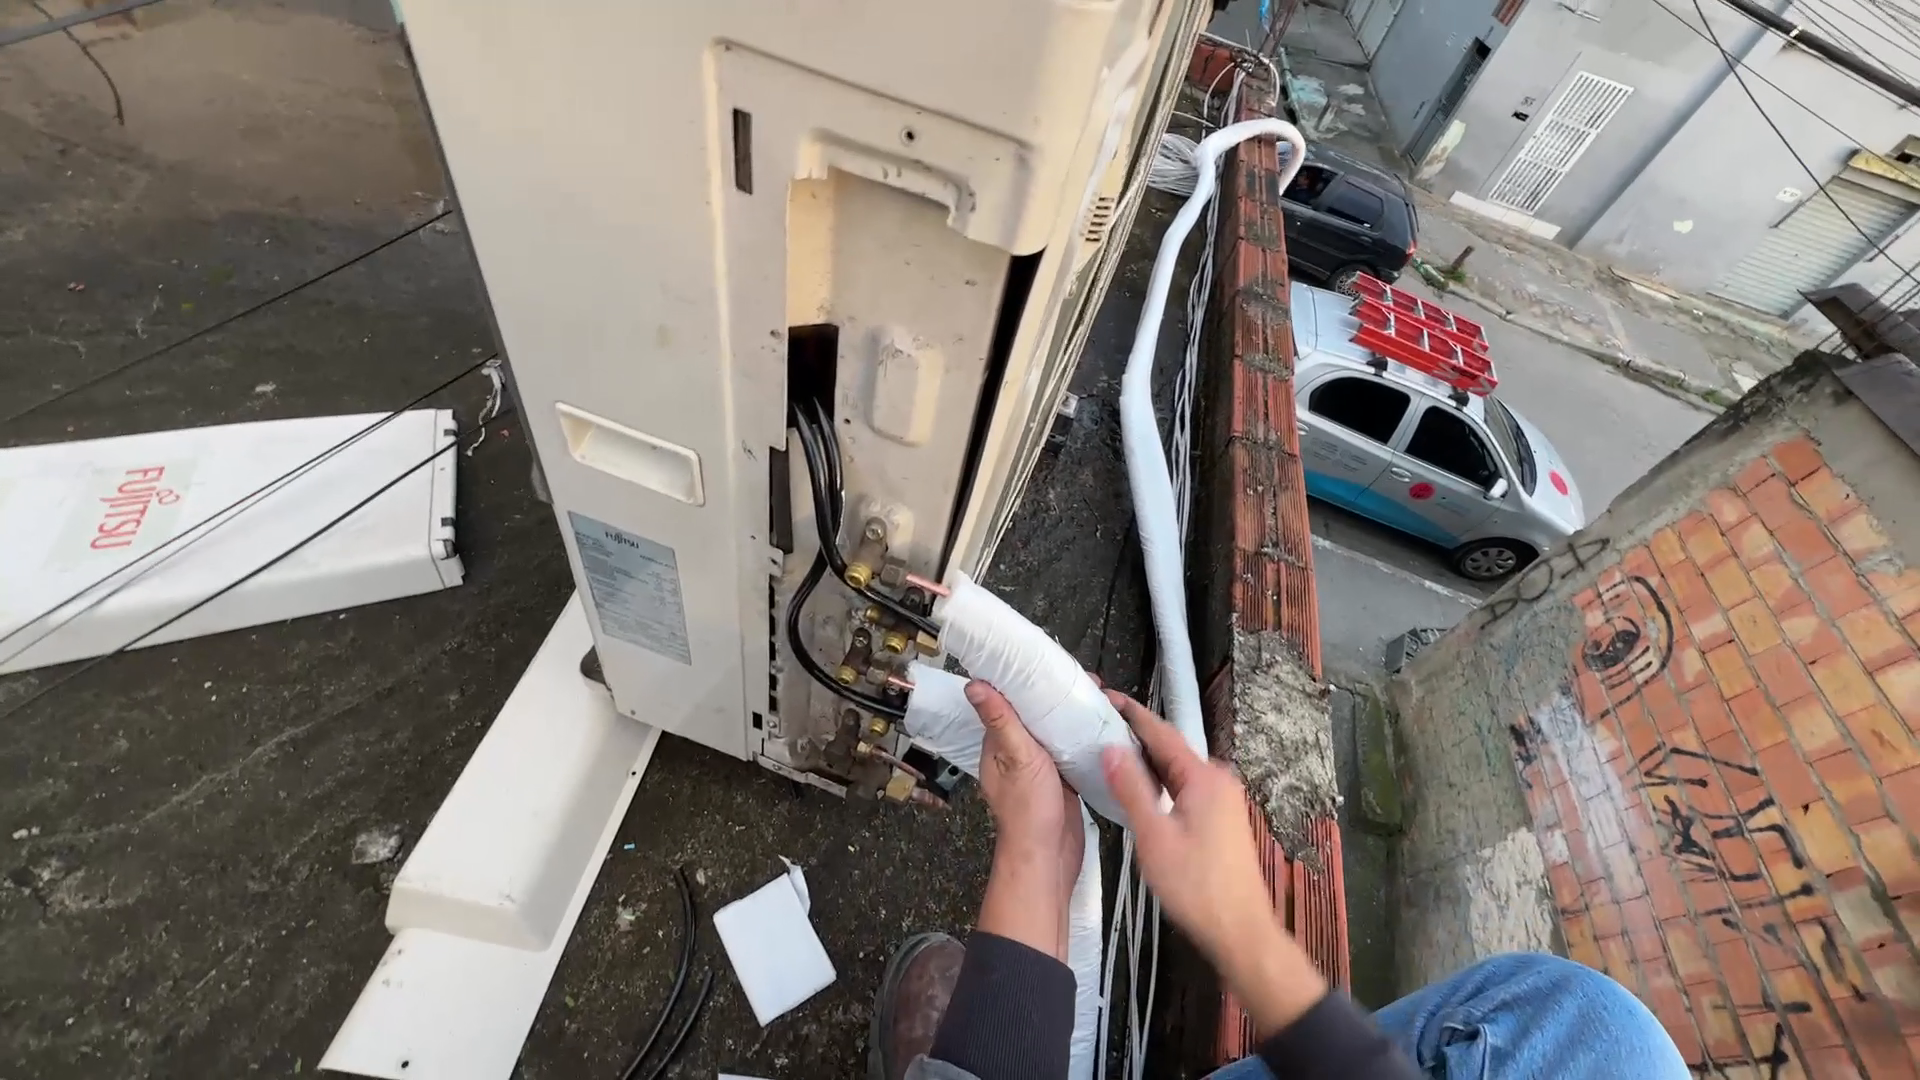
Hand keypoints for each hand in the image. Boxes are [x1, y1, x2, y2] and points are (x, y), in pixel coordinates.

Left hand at [966, 680, 1085, 960]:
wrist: (1049, 859)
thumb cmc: (1027, 811)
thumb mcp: (1016, 756)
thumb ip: (1000, 720)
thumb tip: (974, 685)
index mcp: (999, 743)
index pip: (1010, 700)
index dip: (1028, 681)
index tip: (1050, 664)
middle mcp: (1018, 751)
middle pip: (1037, 714)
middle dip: (1059, 696)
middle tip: (1089, 682)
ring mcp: (1041, 766)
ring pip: (1057, 730)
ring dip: (1074, 715)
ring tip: (1100, 698)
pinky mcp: (1063, 779)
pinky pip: (1072, 750)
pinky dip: (1085, 737)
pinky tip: (1104, 728)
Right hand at [1100, 690, 1327, 1034]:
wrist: (1242, 933)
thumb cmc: (1196, 886)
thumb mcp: (1154, 836)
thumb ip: (1131, 788)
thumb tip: (1111, 748)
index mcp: (1204, 777)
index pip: (1161, 732)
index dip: (1132, 713)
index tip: (1105, 695)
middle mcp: (1218, 779)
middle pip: (1170, 749)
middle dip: (1136, 735)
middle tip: (1099, 725)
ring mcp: (1224, 799)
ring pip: (1177, 770)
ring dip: (1147, 760)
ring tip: (1111, 752)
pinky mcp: (1222, 818)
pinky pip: (1185, 786)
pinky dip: (1160, 781)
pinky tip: (1139, 789)